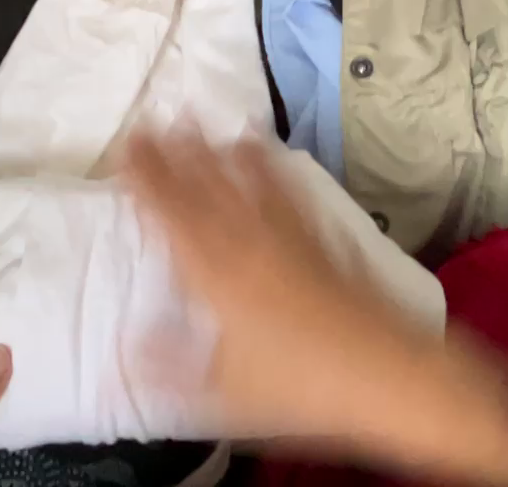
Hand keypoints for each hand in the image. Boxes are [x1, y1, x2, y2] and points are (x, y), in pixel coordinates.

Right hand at [122, 135, 462, 452]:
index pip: (168, 212)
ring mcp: (281, 230)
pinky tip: (257, 144)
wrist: (386, 373)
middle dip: (171, 150)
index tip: (127, 147)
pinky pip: (282, 186)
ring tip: (194, 116)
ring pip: (237, 177)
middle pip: (200, 184)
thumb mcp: (221, 391)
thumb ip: (166, 367)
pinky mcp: (313, 232)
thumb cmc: (298, 384)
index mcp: (213, 270)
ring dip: (212, 145)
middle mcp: (243, 239)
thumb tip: (121, 352)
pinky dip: (265, 161)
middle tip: (151, 120)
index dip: (144, 177)